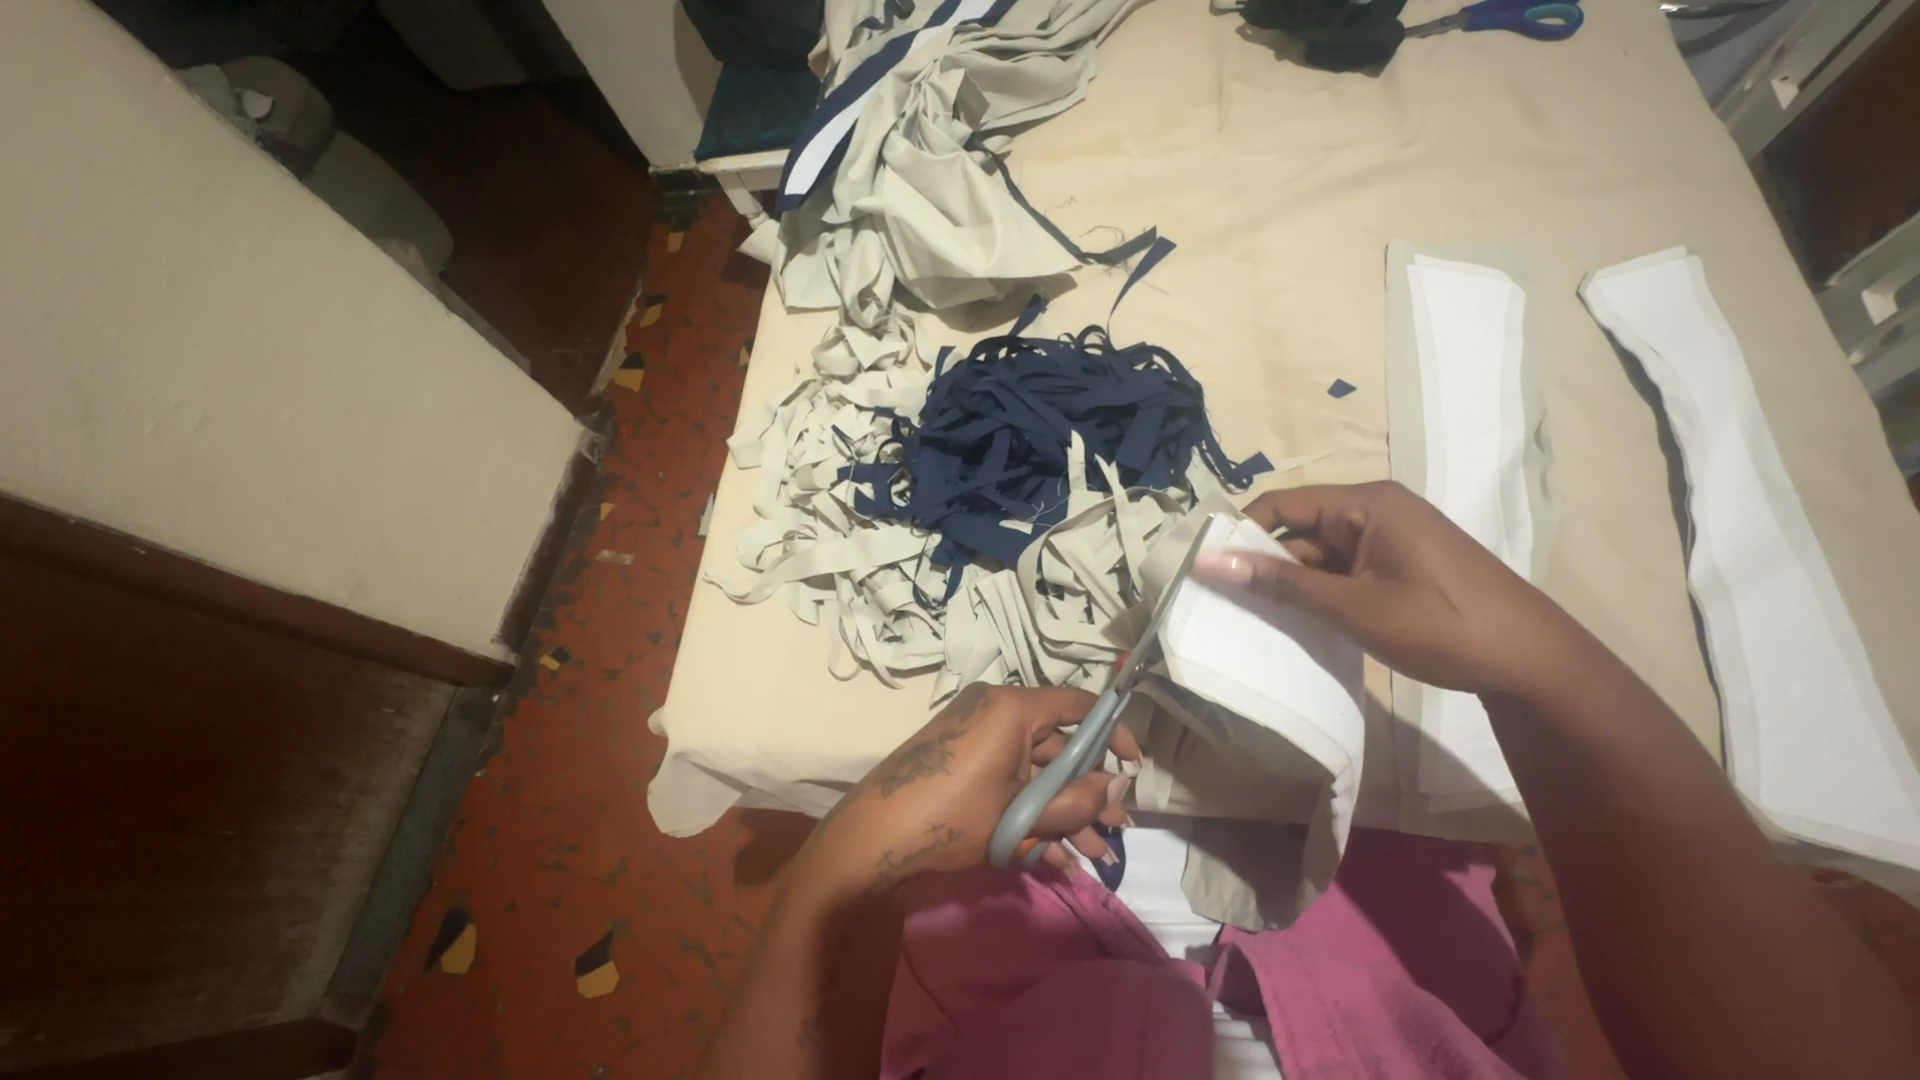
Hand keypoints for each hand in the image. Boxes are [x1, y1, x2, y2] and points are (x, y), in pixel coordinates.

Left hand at [802, 684, 1136, 889]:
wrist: (875, 836)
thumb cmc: (952, 817)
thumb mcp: (1021, 814)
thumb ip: (1075, 801)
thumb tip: (1118, 785)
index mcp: (1012, 709)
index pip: (1077, 706)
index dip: (1112, 733)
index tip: (1134, 765)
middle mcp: (996, 713)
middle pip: (1059, 745)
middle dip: (1089, 791)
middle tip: (1117, 828)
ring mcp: (978, 737)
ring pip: (1036, 770)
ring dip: (1065, 810)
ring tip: (1094, 853)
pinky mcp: (965, 761)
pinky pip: (1010, 778)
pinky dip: (1032, 809)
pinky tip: (1057, 853)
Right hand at [1191, 481, 1585, 700]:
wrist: (1534, 662)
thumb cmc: (1442, 625)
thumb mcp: (1353, 606)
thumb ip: (1280, 583)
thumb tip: (1210, 561)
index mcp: (1367, 503)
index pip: (1283, 503)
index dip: (1241, 530)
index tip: (1206, 566)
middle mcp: (1375, 511)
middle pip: (1298, 528)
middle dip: (1263, 562)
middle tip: (1222, 600)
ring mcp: (1389, 539)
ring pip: (1318, 554)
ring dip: (1291, 582)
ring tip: (1252, 616)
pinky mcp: (1398, 565)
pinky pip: (1342, 570)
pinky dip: (1319, 593)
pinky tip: (1298, 622)